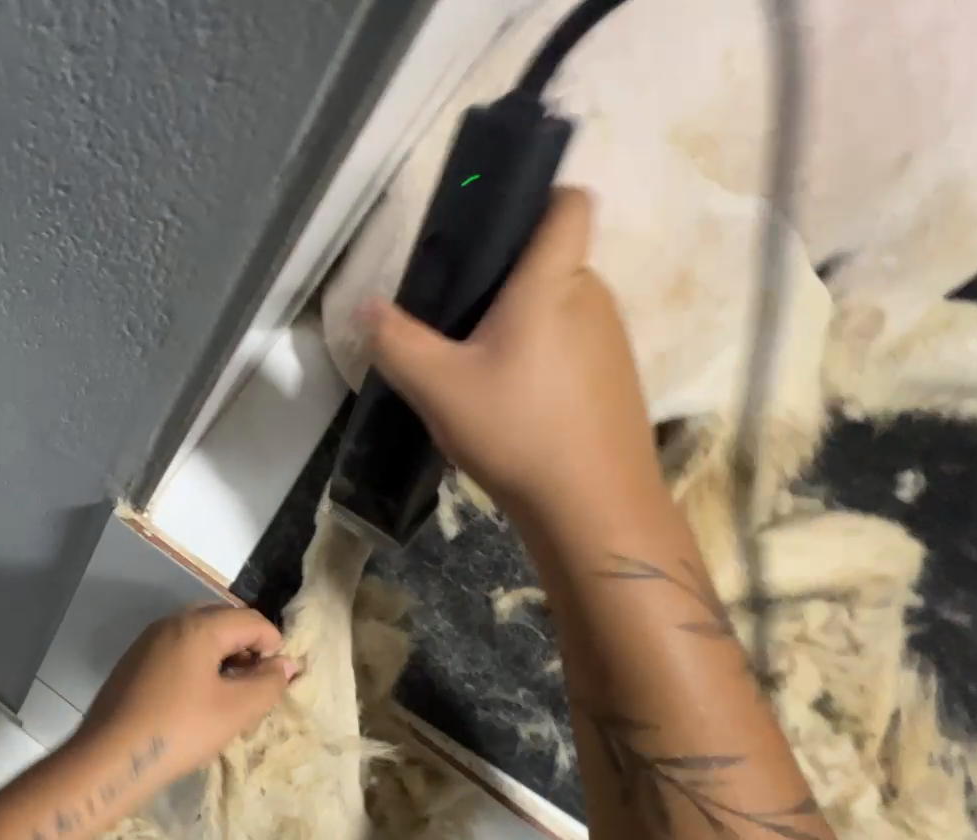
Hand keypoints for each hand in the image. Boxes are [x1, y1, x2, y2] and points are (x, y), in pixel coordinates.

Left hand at [77, 605, 297, 779]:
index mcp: (197, 626)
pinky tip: (197, 699)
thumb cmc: (180, 730)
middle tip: (255, 685)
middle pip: (222, 621)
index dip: (273, 645)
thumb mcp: (235, 710)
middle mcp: (170, 623)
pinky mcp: (133, 662)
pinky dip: (197, 664)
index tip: (277, 680)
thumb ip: (268, 683)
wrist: (111, 756)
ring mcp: (147, 641)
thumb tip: (285, 664)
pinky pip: (176, 650)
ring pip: (198, 636)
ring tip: (230, 694)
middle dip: (246, 647)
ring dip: (222, 656)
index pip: (250, 620)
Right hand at [356, 188, 663, 529]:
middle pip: (548, 262)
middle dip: (502, 280)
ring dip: (516, 324)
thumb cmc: (516, 429)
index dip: (537, 196)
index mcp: (552, 283)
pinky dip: (536, 357)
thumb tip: (364, 307)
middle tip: (450, 320)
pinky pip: (567, 344)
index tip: (490, 224)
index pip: (566, 204)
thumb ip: (395, 341)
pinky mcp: (612, 378)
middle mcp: (591, 297)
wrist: (591, 504)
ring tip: (471, 368)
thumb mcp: (436, 386)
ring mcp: (609, 339)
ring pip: (555, 308)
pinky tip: (506, 402)